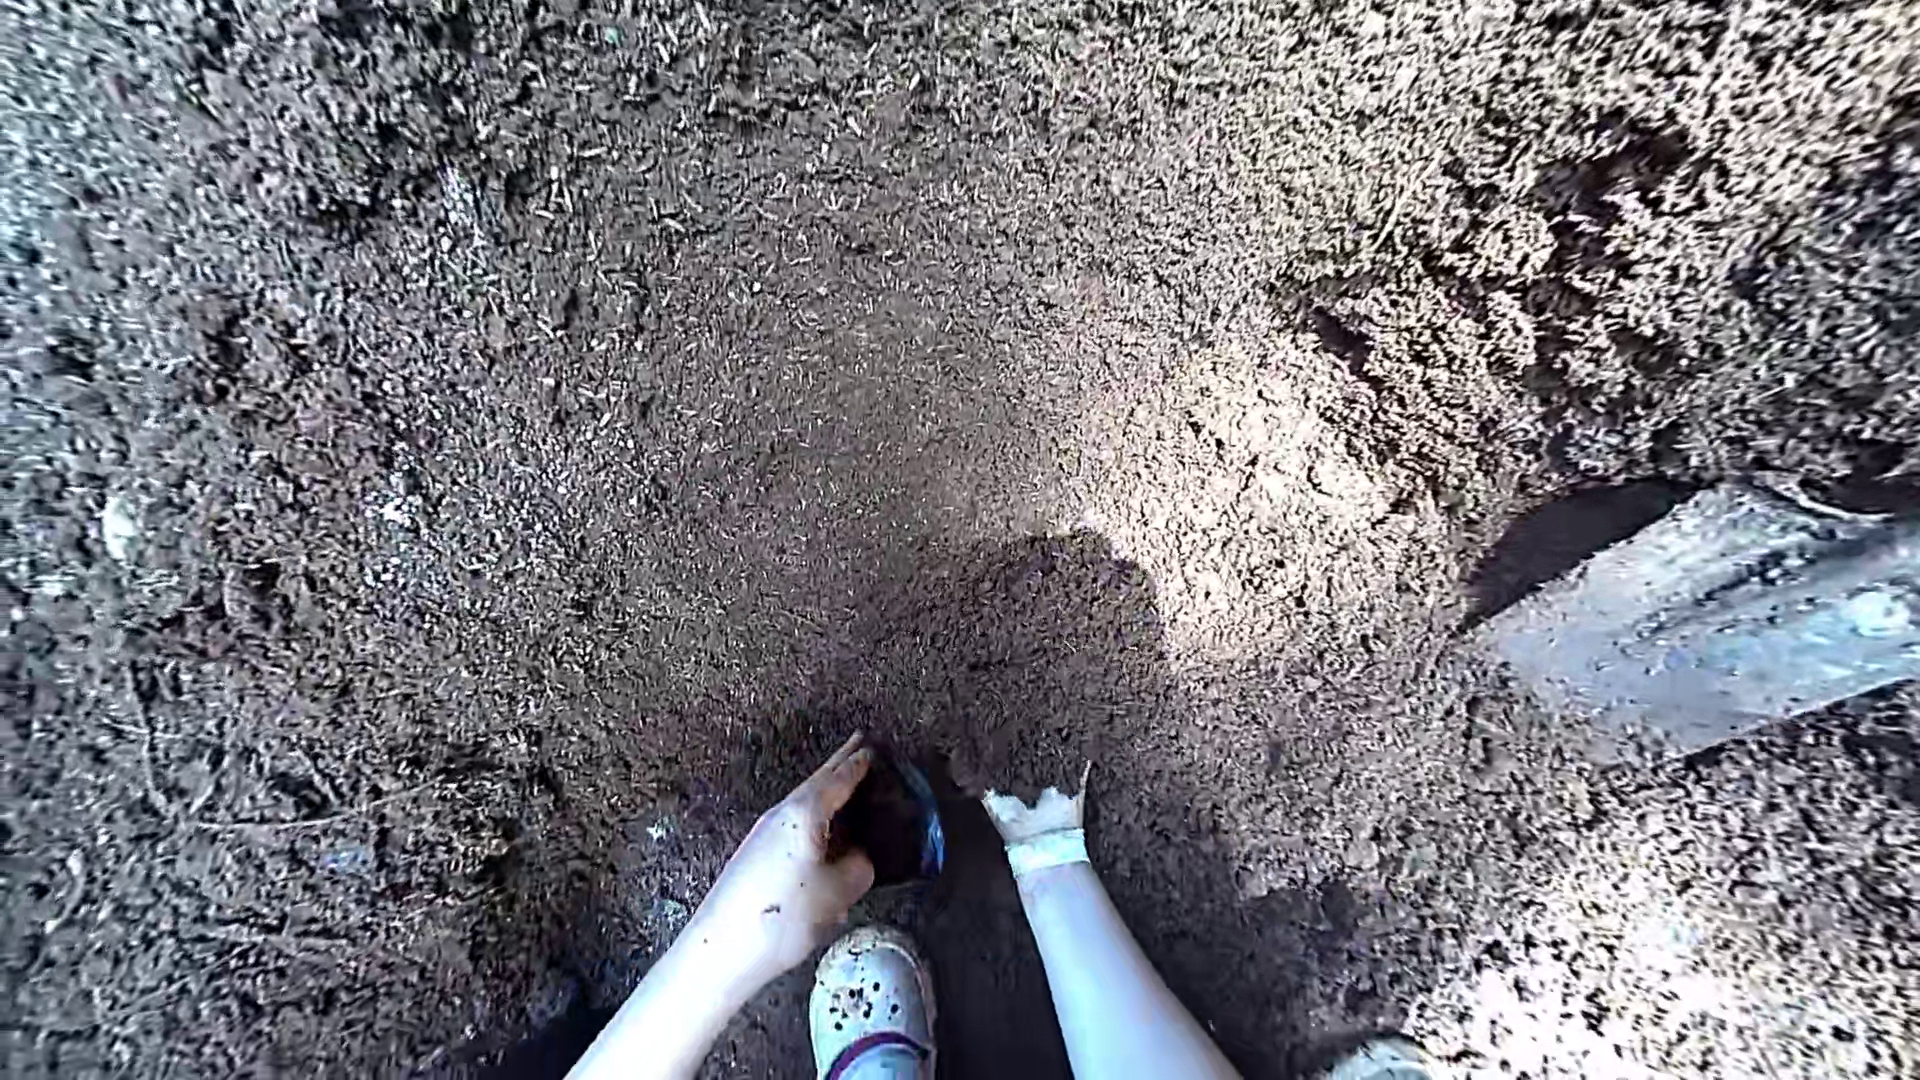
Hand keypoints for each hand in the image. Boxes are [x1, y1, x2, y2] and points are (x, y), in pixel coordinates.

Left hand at [685, 732, 876, 985]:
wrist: (719, 951)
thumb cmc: (784, 916)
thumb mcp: (839, 893)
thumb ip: (860, 867)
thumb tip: (857, 857)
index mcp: (806, 812)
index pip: (839, 779)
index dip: (859, 764)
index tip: (873, 749)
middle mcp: (783, 812)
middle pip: (818, 779)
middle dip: (840, 760)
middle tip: (858, 742)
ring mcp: (766, 830)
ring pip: (805, 798)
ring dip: (827, 785)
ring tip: (844, 780)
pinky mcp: (757, 852)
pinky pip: (796, 817)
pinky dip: (816, 809)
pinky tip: (821, 827)